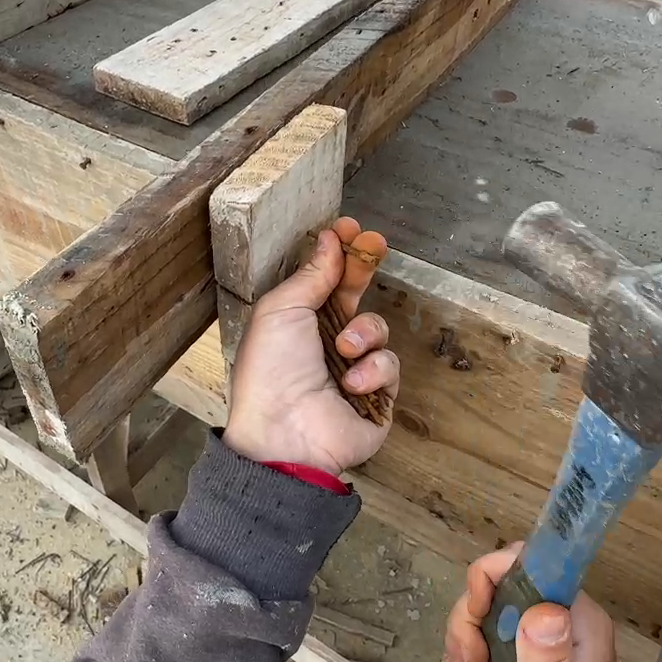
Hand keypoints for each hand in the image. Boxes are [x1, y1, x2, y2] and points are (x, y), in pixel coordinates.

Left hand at [223, 216, 399, 476]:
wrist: (285, 434)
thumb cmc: (272, 369)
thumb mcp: (281, 312)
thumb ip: (310, 276)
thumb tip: (329, 239)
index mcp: (297, 322)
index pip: (324, 279)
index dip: (338, 253)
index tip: (349, 227)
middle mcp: (325, 341)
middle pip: (355, 294)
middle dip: (364, 268)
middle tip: (375, 243)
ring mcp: (354, 368)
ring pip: (377, 328)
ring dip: (363, 333)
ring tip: (344, 350)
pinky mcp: (378, 394)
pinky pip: (389, 365)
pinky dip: (372, 371)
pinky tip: (351, 385)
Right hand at [442, 543, 620, 661]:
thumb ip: (545, 660)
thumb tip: (546, 609)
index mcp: (578, 619)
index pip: (531, 561)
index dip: (493, 573)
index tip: (476, 611)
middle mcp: (560, 614)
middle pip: (499, 581)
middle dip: (472, 615)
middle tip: (471, 658)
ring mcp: (539, 630)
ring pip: (485, 603)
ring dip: (464, 634)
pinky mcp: (521, 645)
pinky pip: (481, 624)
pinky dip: (465, 645)